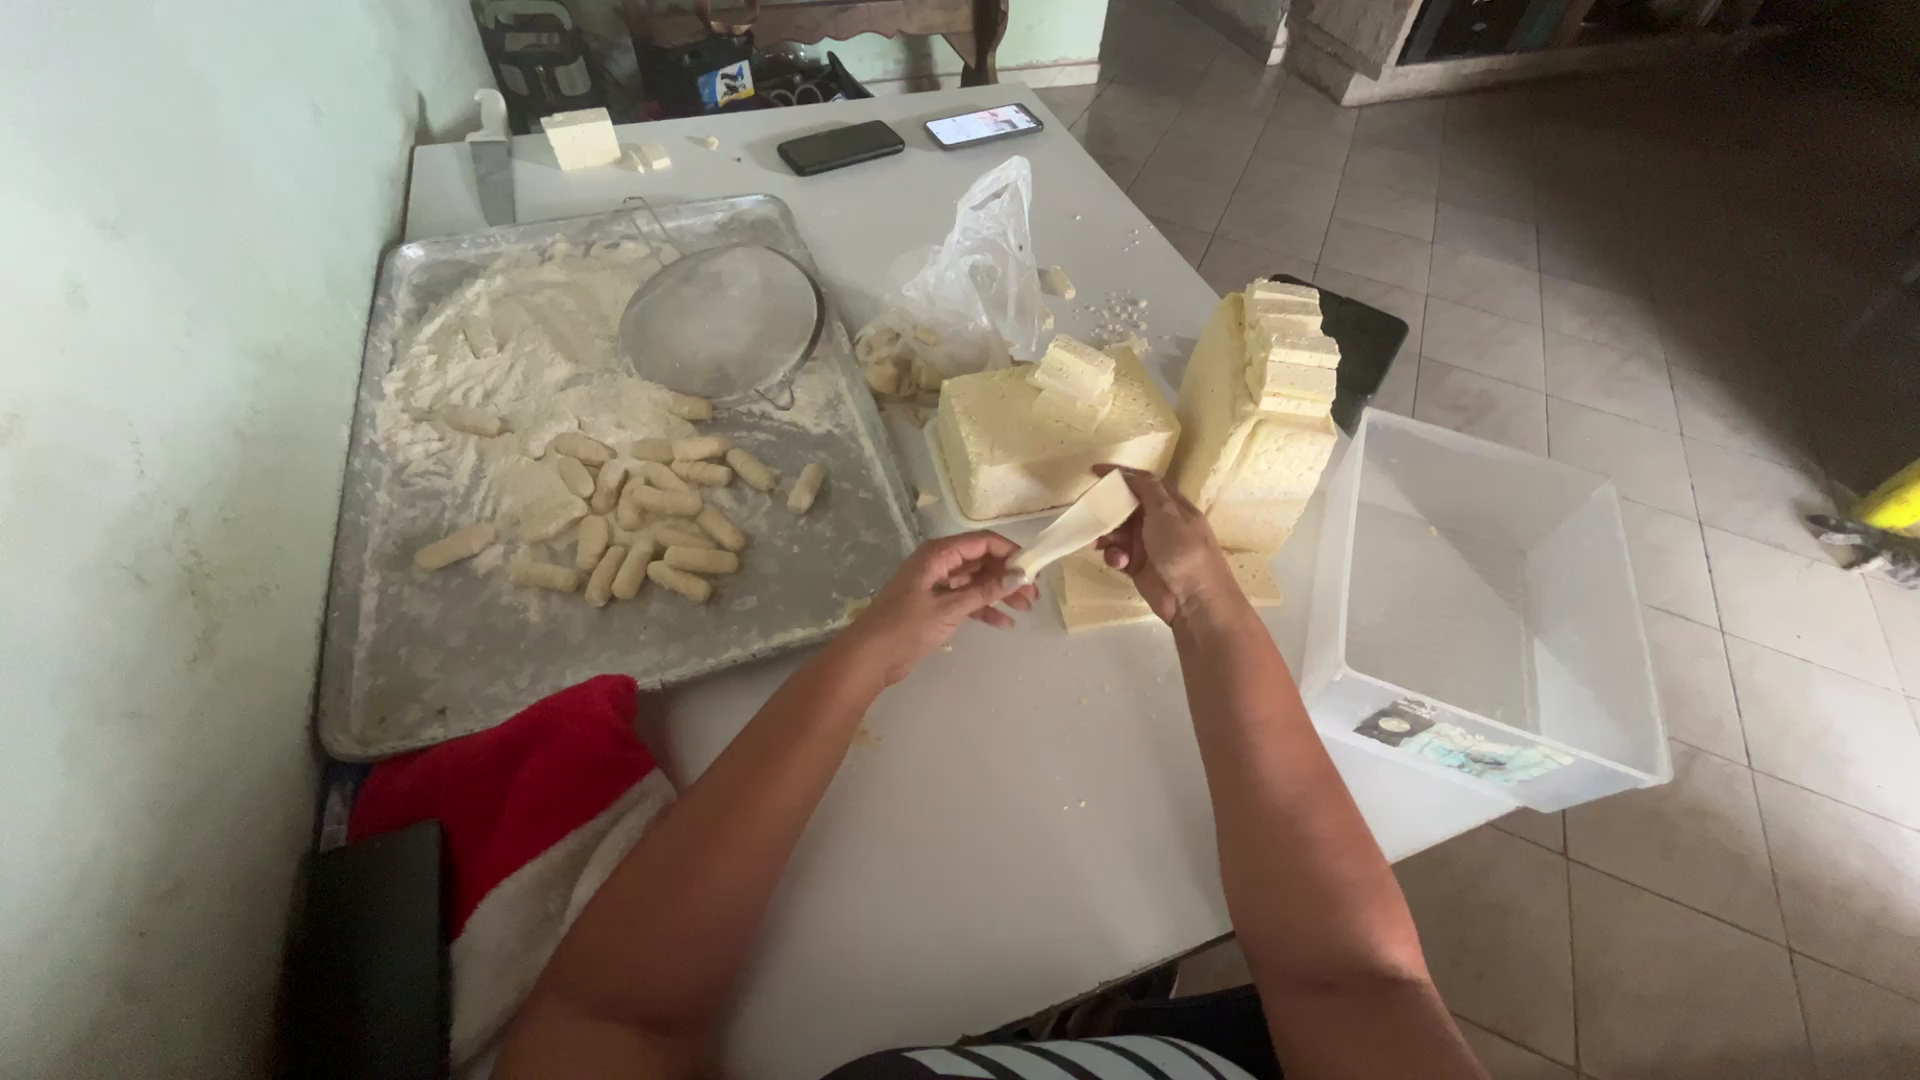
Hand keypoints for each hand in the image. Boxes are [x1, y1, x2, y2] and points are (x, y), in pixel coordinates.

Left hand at [837, 531, 1038, 685]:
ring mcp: (937, 584)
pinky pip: (967, 600)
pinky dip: (984, 609)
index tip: (1035, 568)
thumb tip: (1020, 575)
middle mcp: (939, 563)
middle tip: (1034, 594)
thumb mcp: (949, 608)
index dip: (1010, 551)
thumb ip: (985, 591)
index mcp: (938, 554)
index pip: (983, 542)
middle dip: (1008, 575)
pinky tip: (1004, 624)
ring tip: (1025, 608)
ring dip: (1000, 593)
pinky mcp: (936, 605)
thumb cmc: (906, 627)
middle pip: (982, 561)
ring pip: (977, 581)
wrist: (870, 657)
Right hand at [1092, 465, 1237, 624]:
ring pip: (1118, 532)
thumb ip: (1147, 491)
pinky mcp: (1138, 567)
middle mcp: (1160, 523)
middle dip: (1106, 508)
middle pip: (1126, 508)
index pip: (1144, 483)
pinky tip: (1118, 562)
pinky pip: (1118, 554)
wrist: (1194, 601)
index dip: (1121, 475)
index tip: (1095, 472)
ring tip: (1093, 541)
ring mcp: (1149, 546)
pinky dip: (1114, 556)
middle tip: (1085, 510)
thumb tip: (1131, 474)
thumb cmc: (1184, 552)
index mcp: (1172, 505)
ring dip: (1105, 534)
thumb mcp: (1168, 514)